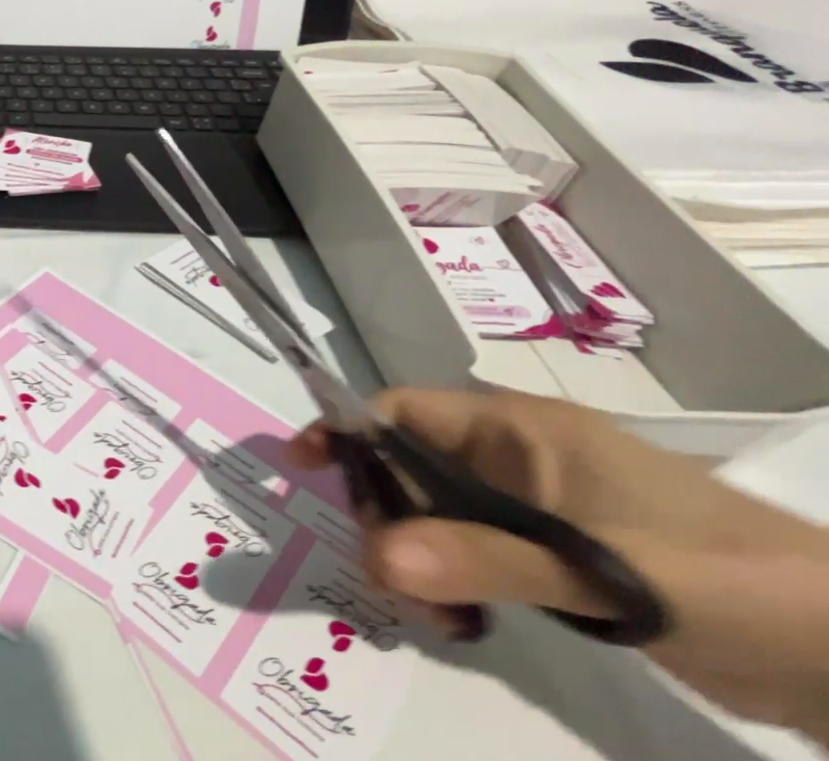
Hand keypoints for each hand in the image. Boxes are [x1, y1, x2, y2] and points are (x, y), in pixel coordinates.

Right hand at [290, 388, 828, 739]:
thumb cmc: (726, 581)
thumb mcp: (602, 571)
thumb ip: (485, 560)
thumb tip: (375, 558)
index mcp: (522, 432)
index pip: (404, 410)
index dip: (347, 432)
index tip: (304, 468)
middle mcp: (517, 458)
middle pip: (406, 468)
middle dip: (386, 521)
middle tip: (399, 583)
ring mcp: (533, 506)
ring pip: (432, 515)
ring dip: (417, 560)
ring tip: (441, 617)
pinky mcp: (551, 552)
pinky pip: (467, 551)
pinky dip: (450, 581)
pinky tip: (465, 621)